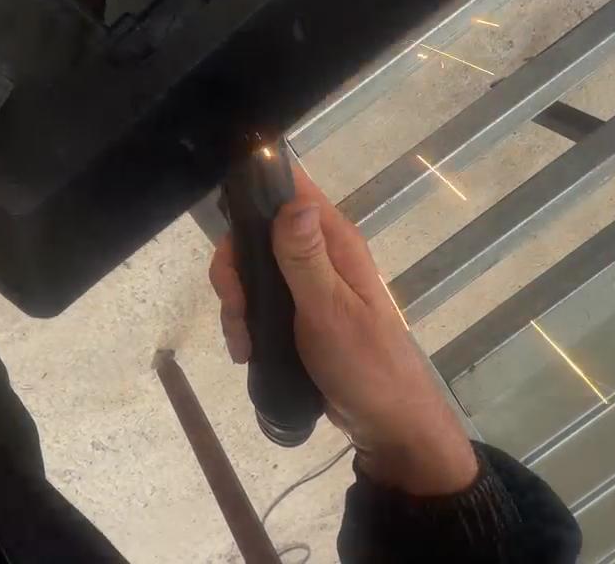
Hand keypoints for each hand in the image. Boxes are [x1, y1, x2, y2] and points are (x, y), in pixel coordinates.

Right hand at [209, 165, 477, 494]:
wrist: (388, 427)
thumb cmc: (365, 365)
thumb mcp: (330, 310)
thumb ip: (306, 257)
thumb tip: (294, 202)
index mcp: (333, 239)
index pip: (289, 187)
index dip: (254, 189)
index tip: (226, 218)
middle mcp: (318, 250)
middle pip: (256, 231)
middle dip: (235, 267)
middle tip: (235, 304)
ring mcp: (306, 280)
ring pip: (250, 267)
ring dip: (237, 301)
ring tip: (242, 339)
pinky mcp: (296, 308)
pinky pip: (257, 298)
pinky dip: (244, 319)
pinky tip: (245, 347)